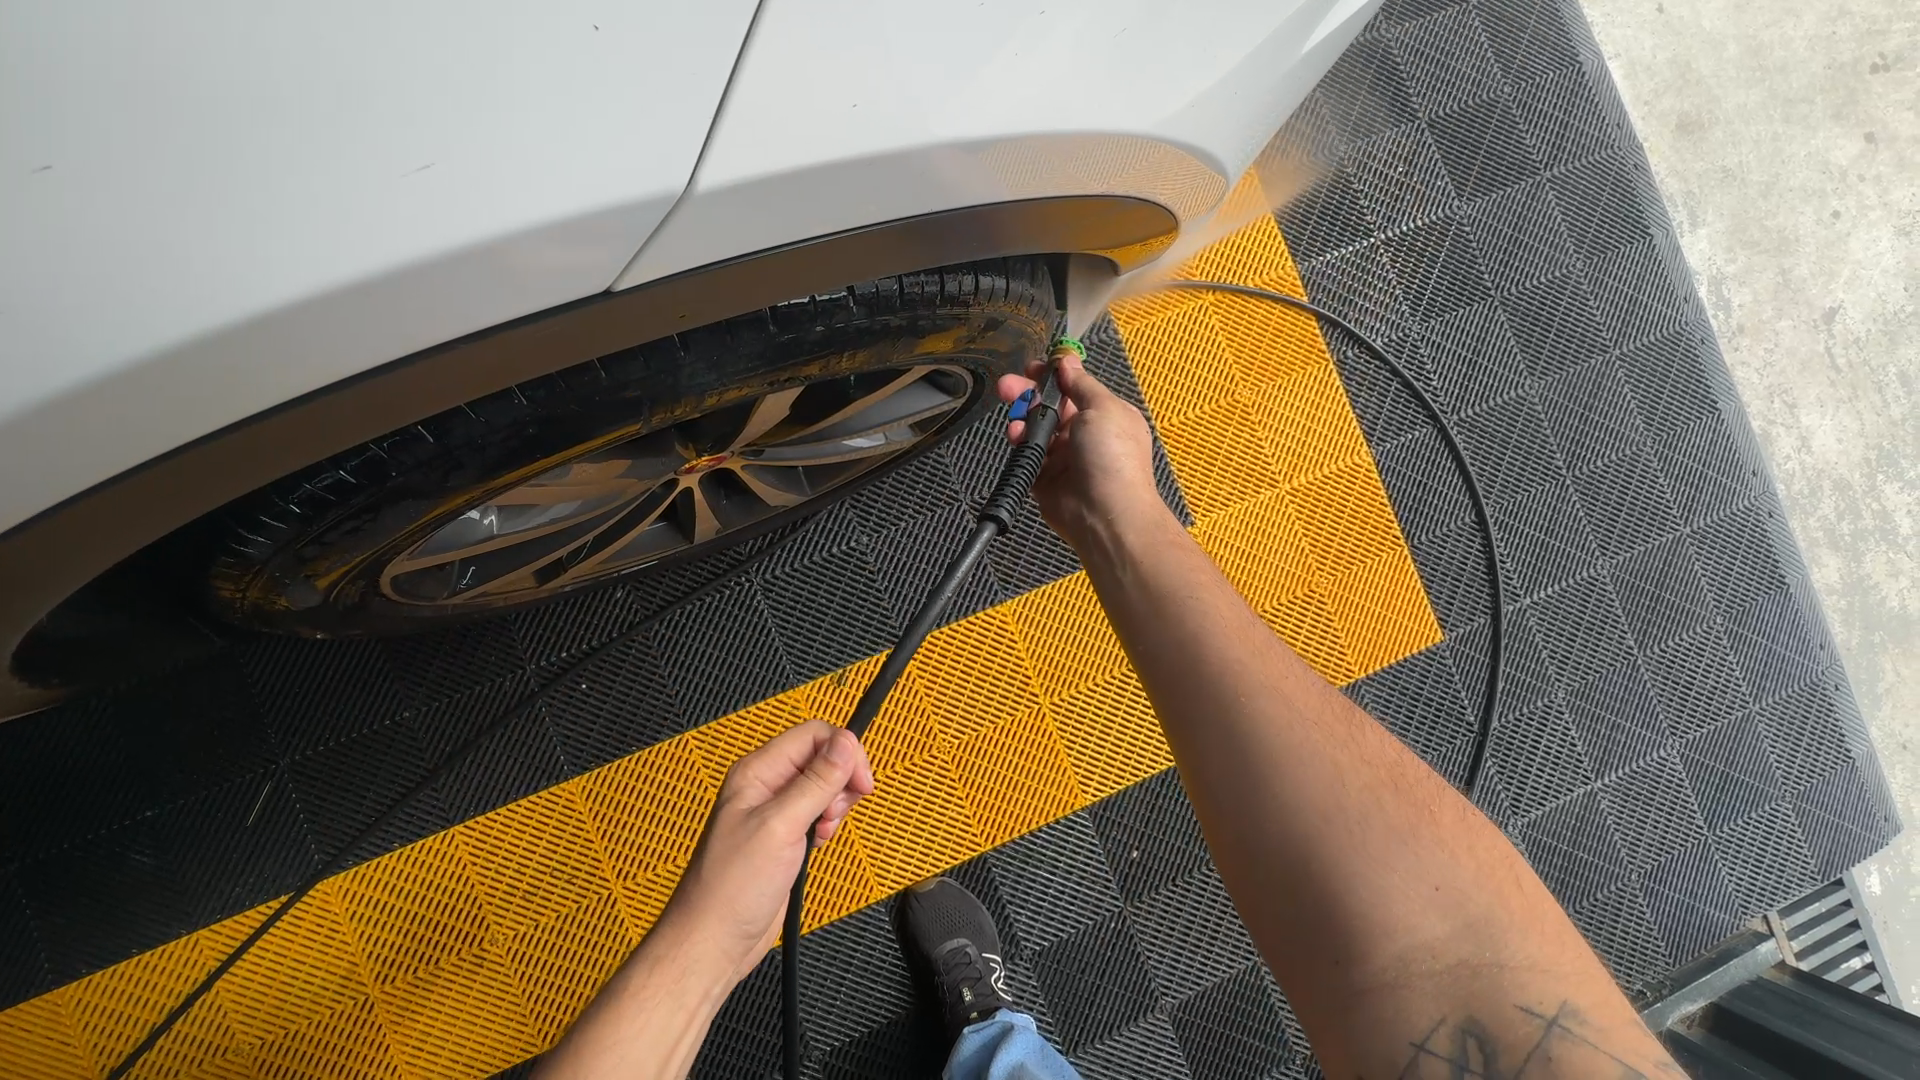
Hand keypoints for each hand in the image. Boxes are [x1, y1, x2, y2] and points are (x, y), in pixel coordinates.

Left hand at [655, 720, 874, 981]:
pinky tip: (819, 842)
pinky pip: (819, 812)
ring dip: (836, 804)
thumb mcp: (781, 826)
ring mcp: (777, 810)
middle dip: (841, 780)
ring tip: (823, 830)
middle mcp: (767, 785)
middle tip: (837, 810)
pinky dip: (828, 823)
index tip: (860, 780)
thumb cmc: (730, 888)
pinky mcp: (786, 835)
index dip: (843, 751)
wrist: (715, 941)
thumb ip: (816, 782)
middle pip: (823, 757)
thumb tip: (846, 741)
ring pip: (825, 785)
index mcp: (758, 772)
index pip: (813, 735)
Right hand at [997, 348, 1167, 552]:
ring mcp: (1064, 457)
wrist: (1106, 513)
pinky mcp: (1045, 478)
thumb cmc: (1113, 456)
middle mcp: (1085, 435)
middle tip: (1007, 385)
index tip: (1034, 367)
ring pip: (1035, 430)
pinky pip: (1028, 455)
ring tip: (1014, 417)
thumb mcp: (1103, 407)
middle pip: (1050, 407)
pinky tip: (1015, 435)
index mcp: (1105, 415)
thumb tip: (1068, 361)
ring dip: (1022, 418)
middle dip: (1028, 394)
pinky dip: (1019, 443)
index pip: (1074, 388)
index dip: (1053, 376)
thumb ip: (1080, 384)